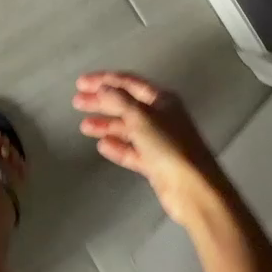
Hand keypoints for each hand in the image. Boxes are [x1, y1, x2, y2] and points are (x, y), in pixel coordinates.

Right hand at [73, 71, 221, 223]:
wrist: (194, 191)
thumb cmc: (168, 146)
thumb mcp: (140, 116)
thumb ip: (118, 99)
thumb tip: (102, 87)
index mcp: (161, 99)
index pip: (127, 82)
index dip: (103, 80)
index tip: (80, 83)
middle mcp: (160, 117)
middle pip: (125, 104)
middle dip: (101, 102)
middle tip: (76, 102)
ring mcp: (158, 142)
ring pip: (127, 128)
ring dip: (105, 125)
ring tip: (84, 126)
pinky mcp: (155, 164)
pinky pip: (131, 151)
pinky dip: (117, 147)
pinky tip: (101, 146)